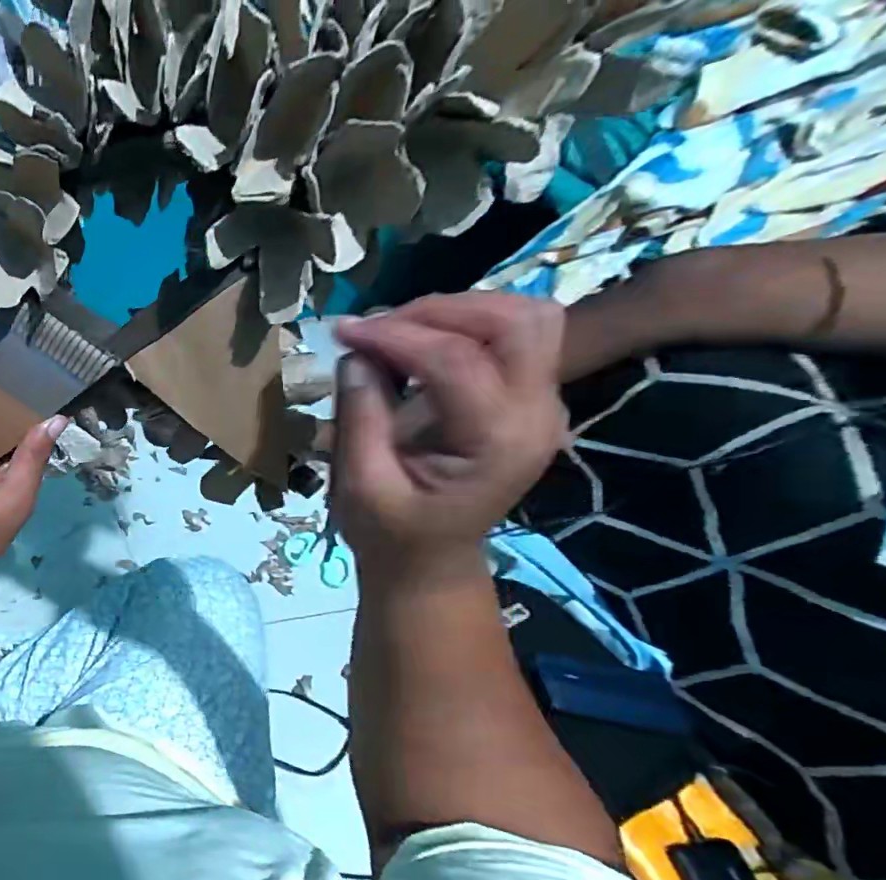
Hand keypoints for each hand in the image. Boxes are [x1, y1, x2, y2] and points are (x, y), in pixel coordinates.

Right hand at [331, 293, 569, 585]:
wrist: (428, 563)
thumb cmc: (391, 534)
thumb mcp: (361, 485)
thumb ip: (360, 416)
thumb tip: (356, 353)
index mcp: (498, 444)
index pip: (456, 360)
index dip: (396, 336)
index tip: (344, 331)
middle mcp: (537, 415)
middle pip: (515, 321)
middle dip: (439, 311)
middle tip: (379, 327)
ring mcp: (542, 404)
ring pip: (526, 317)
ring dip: (459, 311)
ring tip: (399, 330)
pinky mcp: (529, 398)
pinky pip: (514, 336)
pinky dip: (466, 326)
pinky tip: (421, 343)